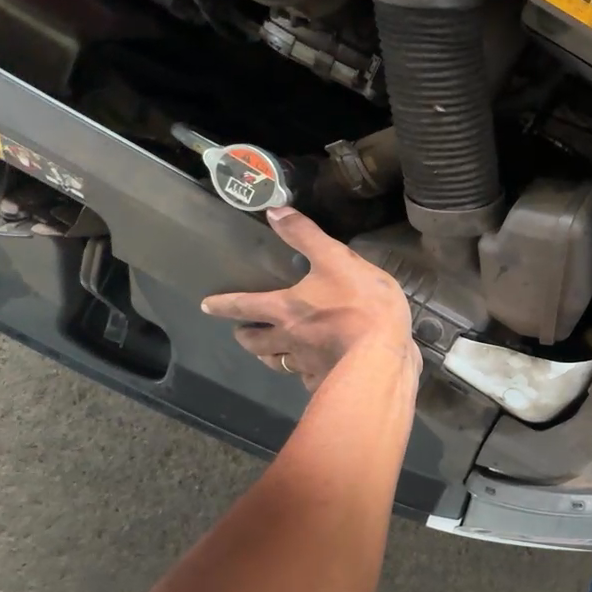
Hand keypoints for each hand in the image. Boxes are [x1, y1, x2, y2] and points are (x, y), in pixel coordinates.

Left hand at [200, 207, 416, 391]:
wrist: (383, 356)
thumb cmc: (361, 305)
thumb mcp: (339, 260)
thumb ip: (307, 237)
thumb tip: (274, 211)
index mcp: (284, 309)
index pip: (244, 305)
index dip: (224, 305)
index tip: (208, 306)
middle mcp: (288, 339)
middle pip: (256, 342)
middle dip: (246, 337)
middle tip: (244, 333)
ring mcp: (308, 364)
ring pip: (279, 363)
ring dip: (271, 358)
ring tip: (273, 355)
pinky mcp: (329, 380)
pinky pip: (310, 380)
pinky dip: (308, 376)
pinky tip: (316, 374)